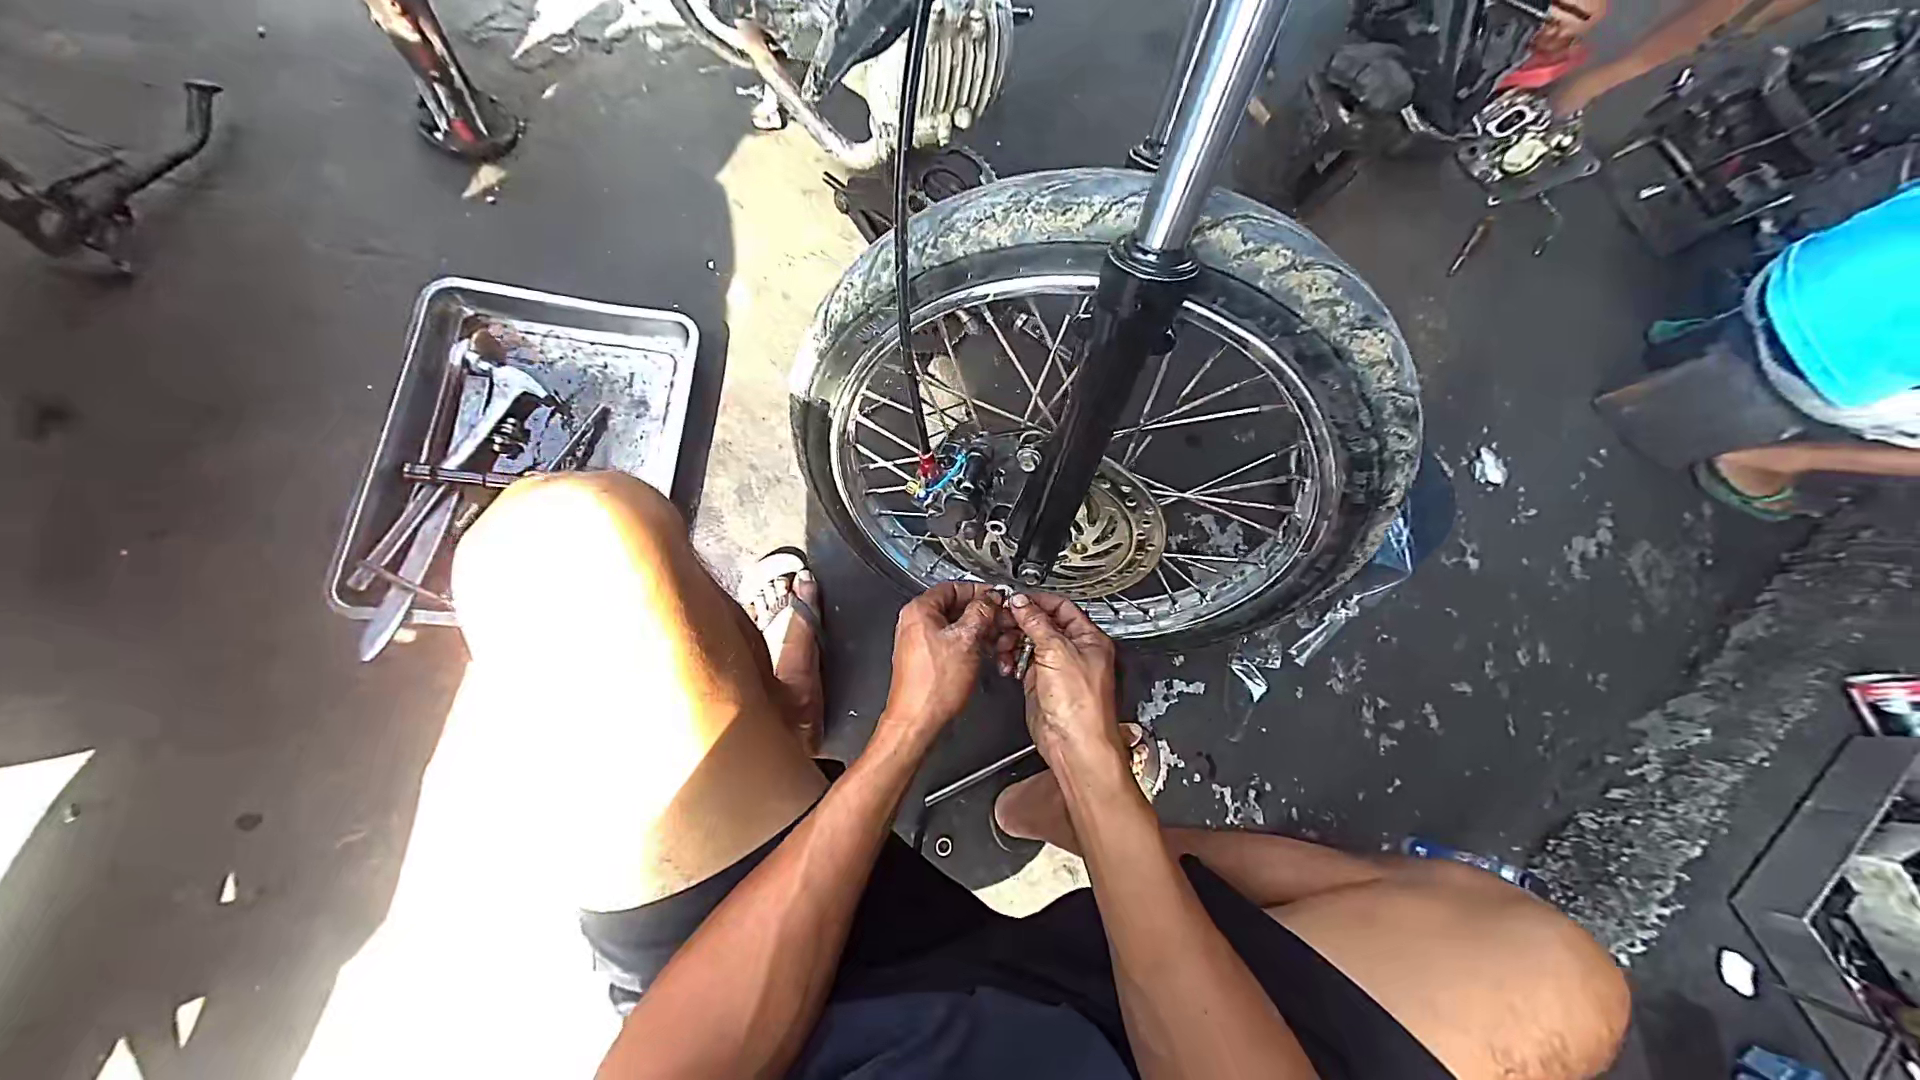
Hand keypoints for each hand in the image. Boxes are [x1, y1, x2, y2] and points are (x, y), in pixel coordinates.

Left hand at [880, 582, 1002, 744]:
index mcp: (919, 610)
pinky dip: (967, 644)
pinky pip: (949, 642)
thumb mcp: (967, 640)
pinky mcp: (925, 659)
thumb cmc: (932, 686)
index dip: (978, 590)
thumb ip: (981, 612)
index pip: (953, 586)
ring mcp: (918, 642)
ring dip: (976, 629)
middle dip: (980, 612)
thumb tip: (990, 599)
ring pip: (954, 625)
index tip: (996, 597)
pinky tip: (981, 653)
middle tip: (999, 618)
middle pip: (954, 606)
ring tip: (994, 637)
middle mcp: (914, 623)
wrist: (917, 720)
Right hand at [1001, 593, 1124, 767]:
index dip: (1037, 601)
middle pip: (1042, 624)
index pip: (1060, 607)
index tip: (1015, 600)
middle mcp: (1073, 651)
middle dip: (1020, 621)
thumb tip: (1022, 603)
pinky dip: (1011, 660)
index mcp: (1088, 638)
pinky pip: (1021, 662)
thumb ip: (1037, 623)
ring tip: (1003, 645)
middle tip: (1002, 621)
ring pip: (1028, 642)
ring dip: (1012, 641)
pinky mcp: (1040, 682)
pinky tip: (1006, 663)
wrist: (1074, 744)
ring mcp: (1056, 667)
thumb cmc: (1082, 706)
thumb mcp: (1057, 651)